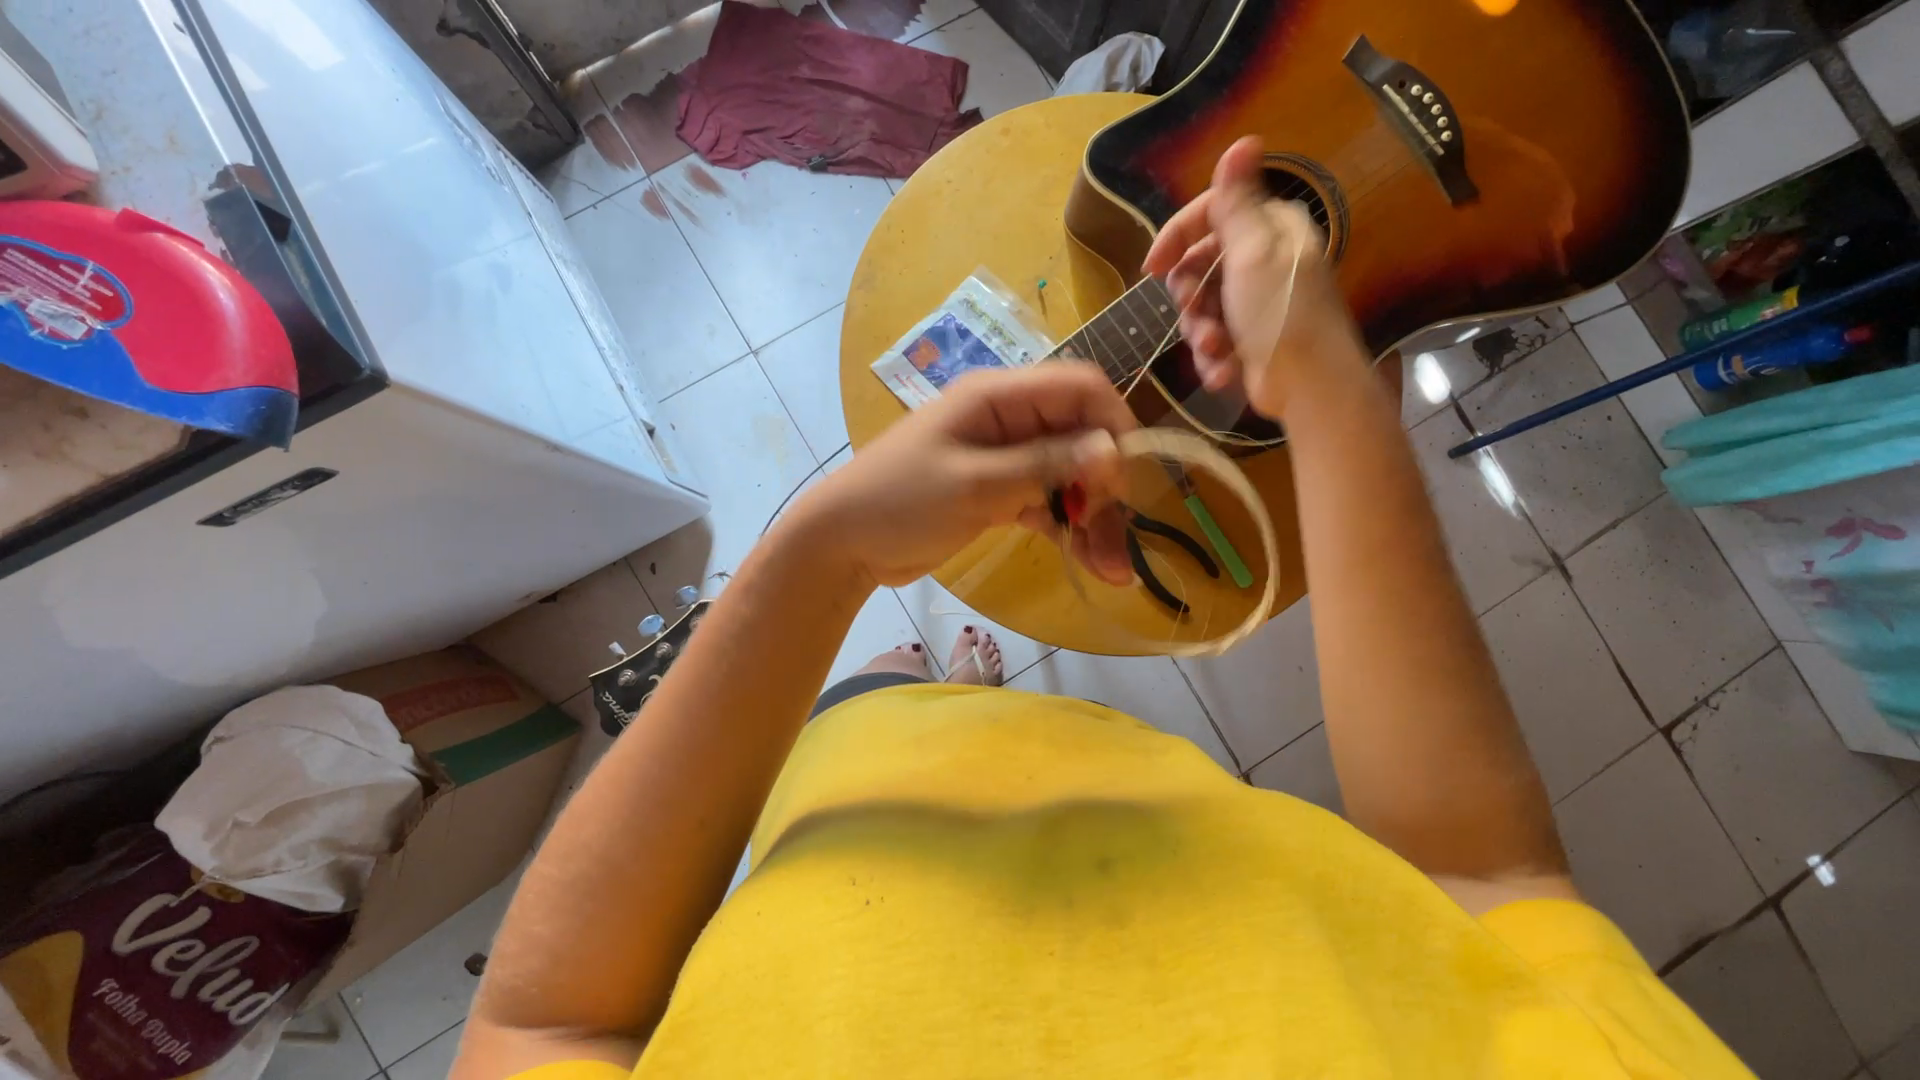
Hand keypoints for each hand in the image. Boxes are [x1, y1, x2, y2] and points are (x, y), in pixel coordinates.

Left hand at [792, 363, 1138, 587]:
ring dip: (1094, 518)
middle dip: (1105, 486)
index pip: (1080, 388)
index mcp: (998, 397)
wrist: (842, 543)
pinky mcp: (1000, 493)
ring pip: (1070, 476)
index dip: (1113, 425)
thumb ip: (1043, 466)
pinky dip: (1069, 530)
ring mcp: (1005, 458)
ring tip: (1112, 570)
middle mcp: (1008, 420)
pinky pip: (1048, 503)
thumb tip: (1112, 451)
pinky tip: (1089, 564)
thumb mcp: (972, 484)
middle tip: (1113, 536)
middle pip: (1082, 438)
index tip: (1122, 480)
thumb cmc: (899, 501)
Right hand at [1142, 136, 1368, 418]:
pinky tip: (1223, 371)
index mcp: (1272, 230)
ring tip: (1214, 349)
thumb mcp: (1253, 251)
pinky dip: (1214, 358)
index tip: (1153, 267)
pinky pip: (1215, 341)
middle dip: (1190, 293)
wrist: (1311, 387)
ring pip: (1203, 308)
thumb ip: (1238, 202)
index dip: (1179, 236)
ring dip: (1201, 331)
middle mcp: (1266, 261)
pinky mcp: (1252, 342)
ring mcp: (1258, 305)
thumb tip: (1244, 141)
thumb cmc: (1281, 313)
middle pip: (1202, 264)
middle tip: (1191, 310)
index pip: (1214, 213)